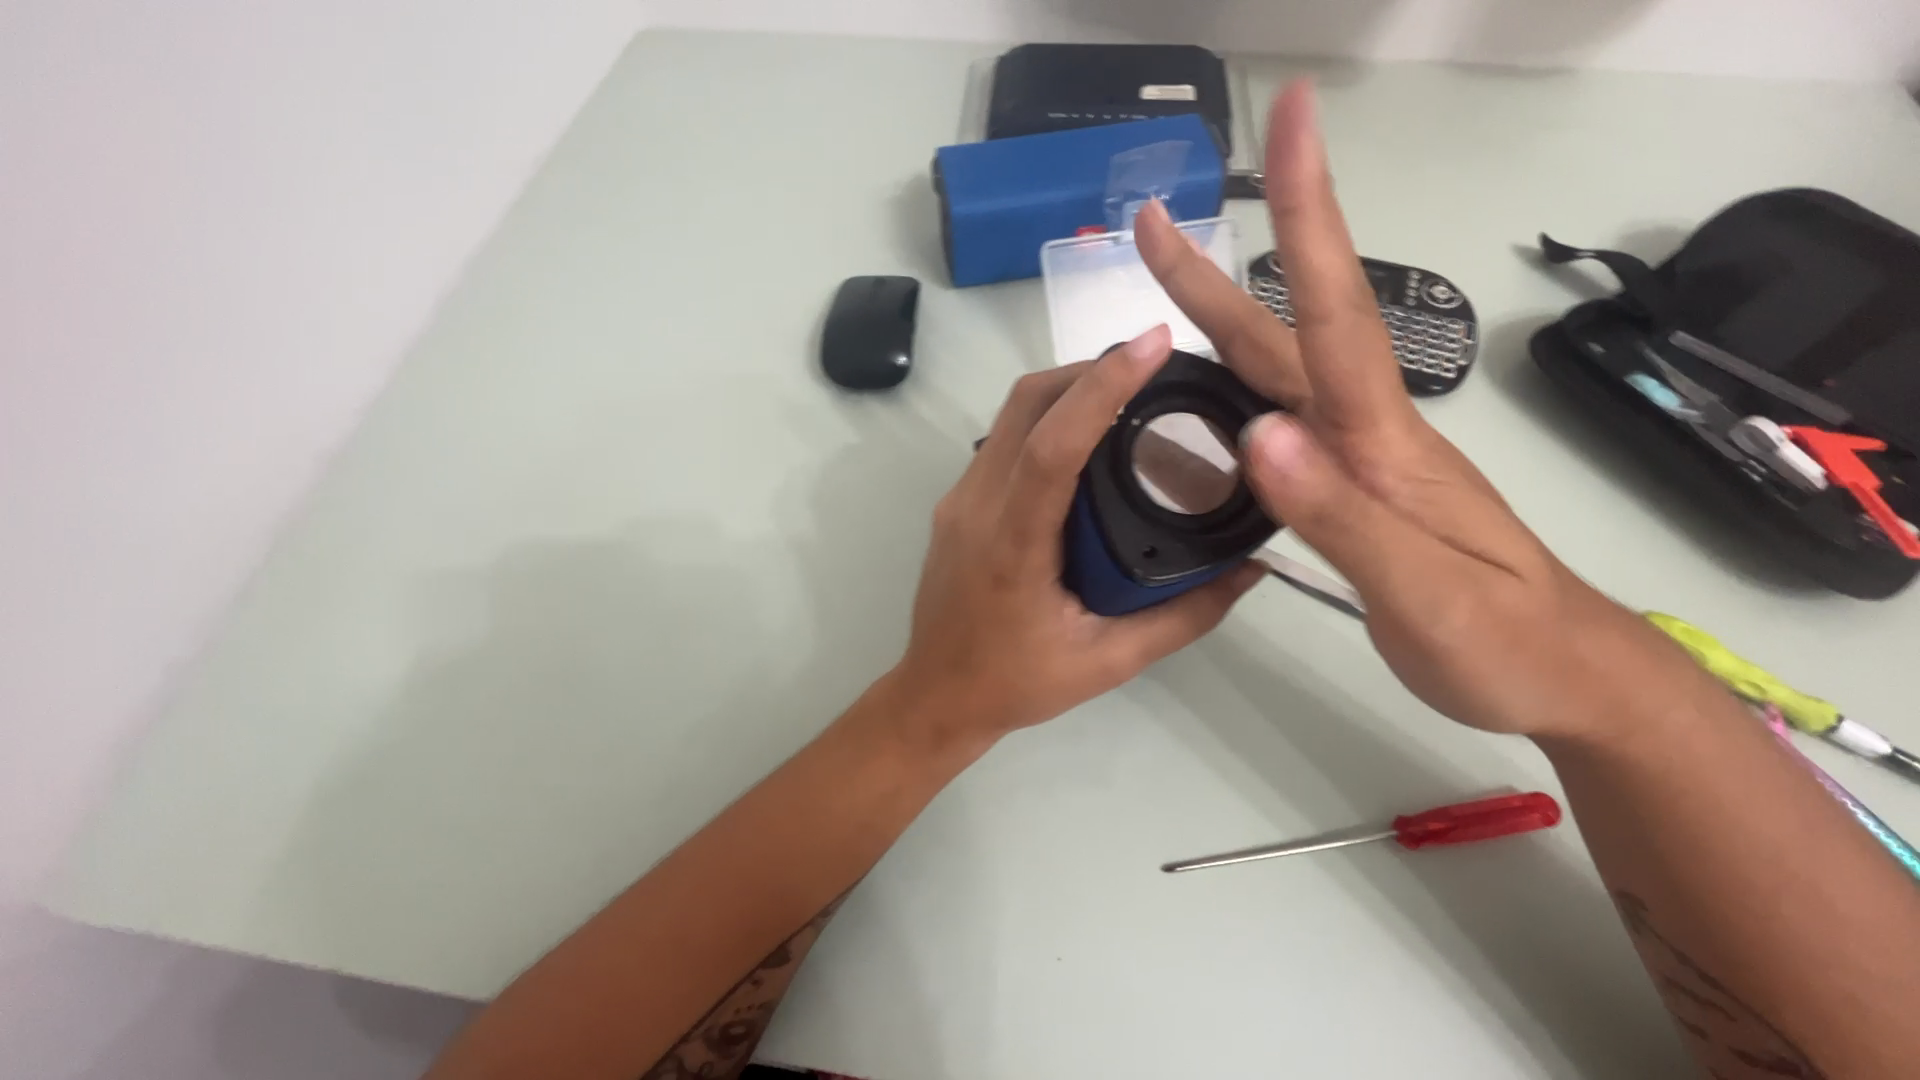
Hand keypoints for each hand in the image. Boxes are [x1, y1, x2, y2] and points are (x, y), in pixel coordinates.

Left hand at [888, 325, 1264, 747]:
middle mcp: (976, 506)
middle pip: (1027, 405)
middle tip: (1155, 367)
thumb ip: (1183, 615)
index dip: (1102, 387)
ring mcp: (959, 500)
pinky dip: (1047, 419)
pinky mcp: (957, 503)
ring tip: (1132, 396)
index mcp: (1012, 544)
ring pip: (1011, 414)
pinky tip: (1090, 441)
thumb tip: (1250, 567)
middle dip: (1090, 370)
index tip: (1153, 345)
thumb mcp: (1110, 662)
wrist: (937, 696)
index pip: (1053, 444)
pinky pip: (1003, 439)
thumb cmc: (1017, 683)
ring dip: (1068, 389)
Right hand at [1134, 81, 1687, 740]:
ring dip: (1215, 323)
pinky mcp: (1346, 488)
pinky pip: (1270, 429)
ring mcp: (1354, 458)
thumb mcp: (1425, 591)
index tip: (1291, 125)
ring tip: (1159, 286)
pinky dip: (1222, 402)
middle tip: (1152, 219)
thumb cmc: (1504, 642)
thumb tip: (1260, 429)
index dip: (1311, 217)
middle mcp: (1363, 432)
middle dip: (1219, 270)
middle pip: (1284, 333)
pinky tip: (1190, 408)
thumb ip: (1340, 512)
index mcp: (1381, 442)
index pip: (1335, 316)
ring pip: (1272, 374)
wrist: (1559, 674)